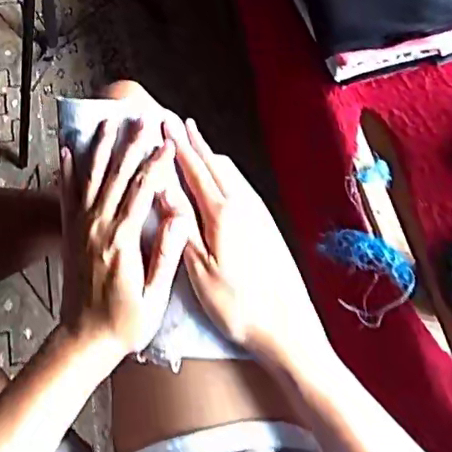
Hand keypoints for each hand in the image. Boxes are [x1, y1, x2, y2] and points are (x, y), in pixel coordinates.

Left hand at [58, 121, 191, 357]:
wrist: (83, 340)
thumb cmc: (125, 323)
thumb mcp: (155, 296)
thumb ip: (165, 254)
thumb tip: (177, 216)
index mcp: (121, 241)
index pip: (142, 191)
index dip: (156, 164)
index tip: (168, 142)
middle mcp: (98, 227)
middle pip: (116, 175)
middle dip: (131, 143)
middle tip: (142, 118)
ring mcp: (80, 227)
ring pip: (90, 177)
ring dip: (100, 147)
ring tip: (107, 122)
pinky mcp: (69, 231)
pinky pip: (67, 194)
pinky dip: (67, 170)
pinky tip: (68, 149)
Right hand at [167, 118, 330, 367]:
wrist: (287, 328)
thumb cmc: (237, 306)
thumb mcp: (199, 269)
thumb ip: (181, 225)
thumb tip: (163, 189)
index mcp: (222, 213)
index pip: (194, 169)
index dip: (177, 145)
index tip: (164, 123)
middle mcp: (242, 204)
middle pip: (214, 163)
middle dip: (193, 141)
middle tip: (177, 122)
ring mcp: (258, 212)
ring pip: (229, 171)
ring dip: (209, 154)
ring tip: (194, 143)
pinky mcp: (267, 223)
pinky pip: (240, 183)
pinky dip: (223, 171)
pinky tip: (220, 177)